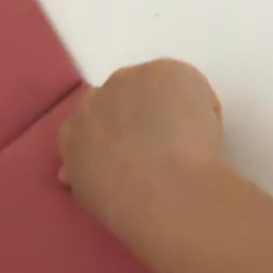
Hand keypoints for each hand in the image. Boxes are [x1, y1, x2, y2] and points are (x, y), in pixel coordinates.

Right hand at [57, 58, 226, 228]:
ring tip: (185, 136)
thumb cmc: (122, 202)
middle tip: (159, 142)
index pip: (89, 123)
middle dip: (136, 114)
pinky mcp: (163, 70)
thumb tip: (72, 170)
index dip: (114, 135)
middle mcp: (93, 100)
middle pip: (117, 98)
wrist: (161, 189)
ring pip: (150, 87)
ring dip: (164, 104)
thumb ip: (81, 173)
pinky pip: (183, 82)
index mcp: (71, 132)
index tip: (131, 151)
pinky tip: (201, 129)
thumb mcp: (87, 193)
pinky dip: (196, 101)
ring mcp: (128, 81)